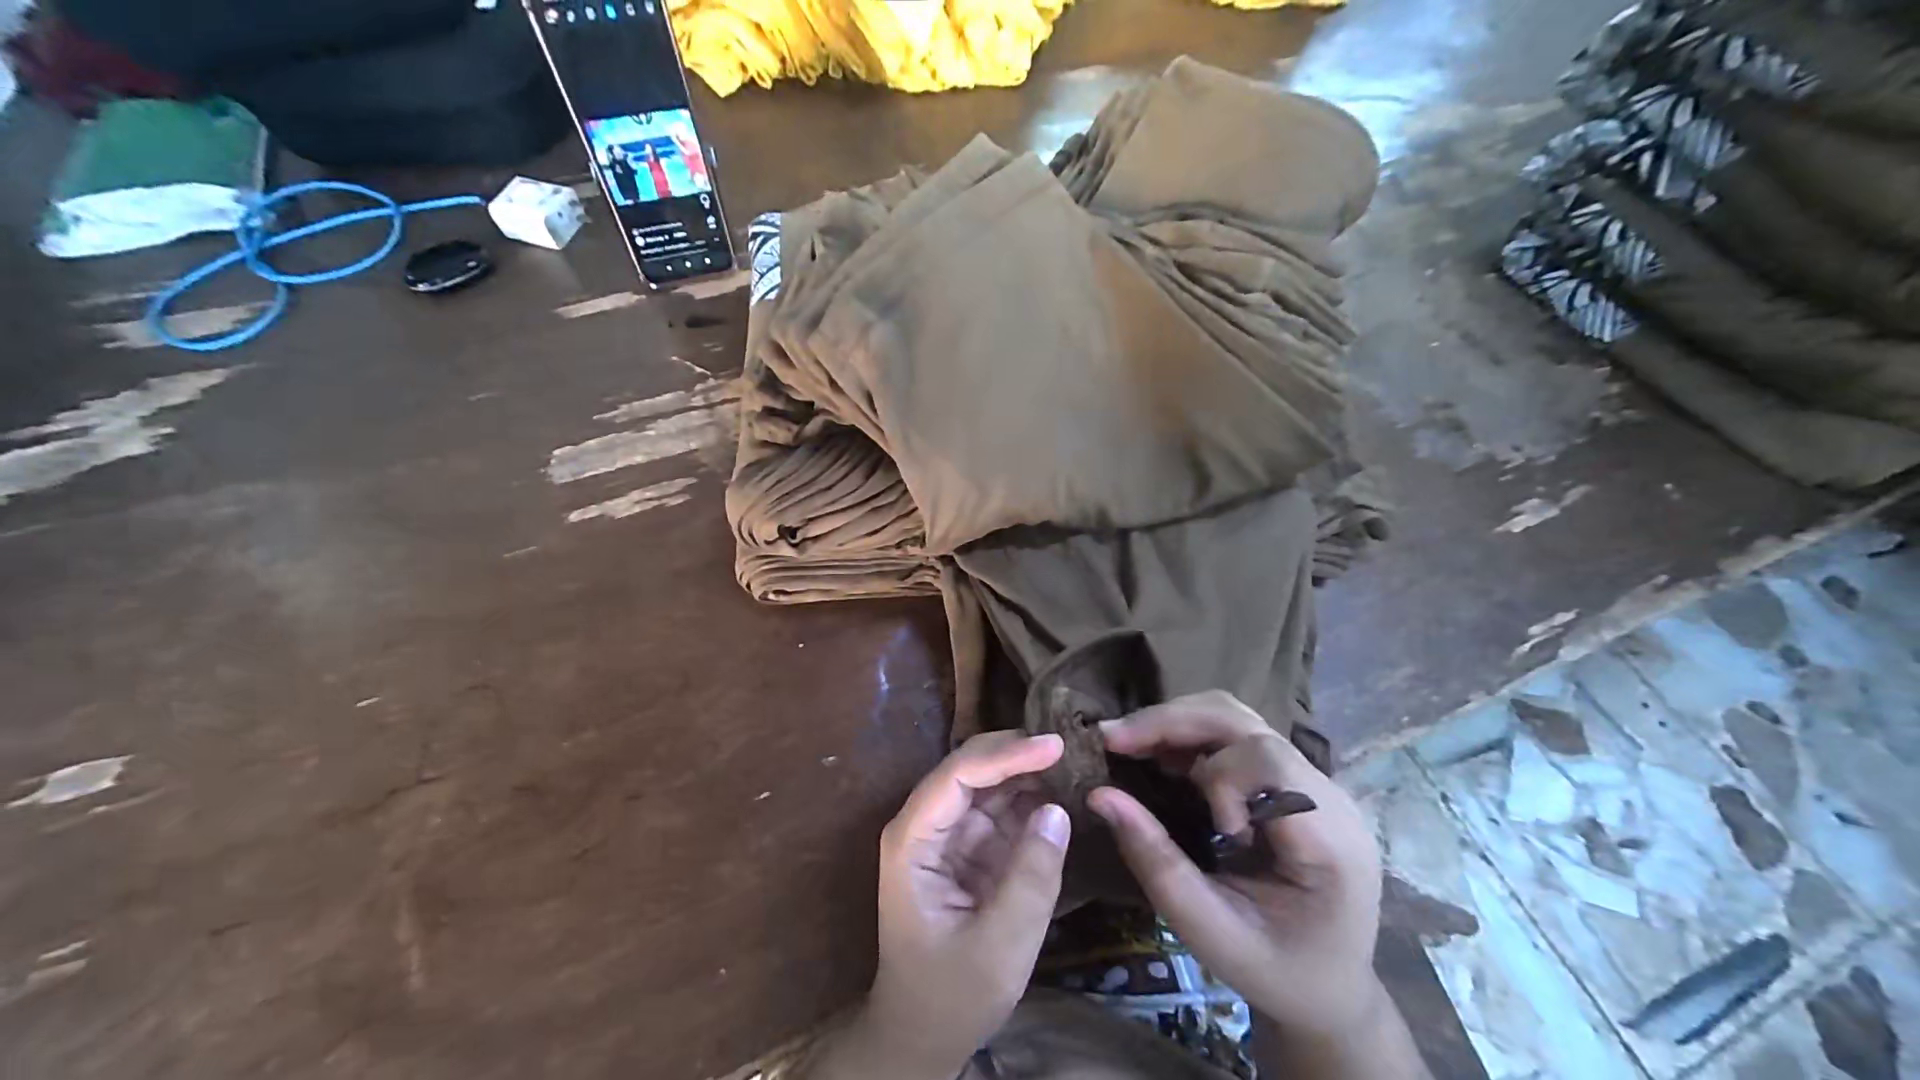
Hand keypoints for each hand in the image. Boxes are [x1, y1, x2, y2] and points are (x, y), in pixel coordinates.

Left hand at [818, 732, 1070, 1079]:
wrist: (925, 1032)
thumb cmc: (952, 995)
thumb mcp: (999, 947)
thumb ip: (1030, 878)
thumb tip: (1058, 810)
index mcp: (914, 839)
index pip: (958, 776)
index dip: (1006, 754)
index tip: (1056, 744)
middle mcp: (928, 824)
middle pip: (972, 769)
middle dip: (1019, 752)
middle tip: (1073, 743)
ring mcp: (951, 835)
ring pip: (991, 783)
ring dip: (1031, 771)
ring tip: (1078, 759)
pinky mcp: (974, 849)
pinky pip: (1005, 811)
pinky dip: (1035, 798)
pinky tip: (1066, 790)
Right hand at [1088, 692, 1381, 1037]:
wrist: (1327, 989)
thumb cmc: (1274, 969)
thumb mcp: (1209, 931)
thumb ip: (1156, 862)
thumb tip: (1099, 795)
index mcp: (1329, 840)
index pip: (1269, 760)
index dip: (1220, 775)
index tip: (1203, 823)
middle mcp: (1328, 796)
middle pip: (1243, 723)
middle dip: (1173, 723)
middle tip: (1112, 740)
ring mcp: (1311, 782)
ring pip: (1236, 717)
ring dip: (1177, 722)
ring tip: (1128, 743)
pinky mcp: (1289, 780)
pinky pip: (1235, 736)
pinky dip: (1190, 735)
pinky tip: (1159, 755)